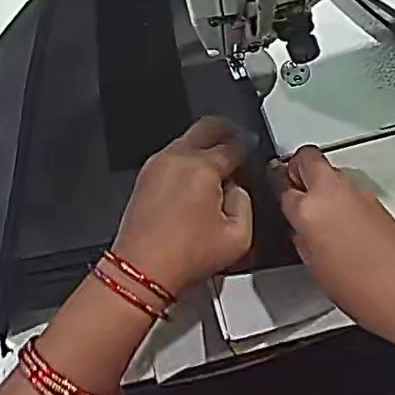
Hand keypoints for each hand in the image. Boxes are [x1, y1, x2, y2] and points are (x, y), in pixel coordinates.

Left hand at [110, 117, 254, 294]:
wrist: (142, 268)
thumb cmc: (182, 255)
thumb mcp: (238, 237)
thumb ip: (245, 202)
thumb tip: (237, 189)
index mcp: (203, 167)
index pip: (234, 145)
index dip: (249, 145)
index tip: (252, 148)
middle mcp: (177, 158)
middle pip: (207, 126)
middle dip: (227, 128)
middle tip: (238, 136)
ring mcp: (158, 163)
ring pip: (187, 137)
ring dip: (205, 142)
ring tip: (219, 161)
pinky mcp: (146, 175)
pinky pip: (172, 153)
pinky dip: (188, 156)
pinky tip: (196, 177)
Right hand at [278, 145, 394, 348]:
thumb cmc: (363, 288)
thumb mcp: (313, 265)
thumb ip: (300, 236)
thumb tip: (299, 227)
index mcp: (309, 207)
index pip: (283, 185)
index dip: (280, 193)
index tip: (280, 198)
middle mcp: (333, 190)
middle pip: (307, 158)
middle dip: (297, 169)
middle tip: (295, 190)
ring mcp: (357, 192)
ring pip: (330, 171)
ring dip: (322, 184)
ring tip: (321, 215)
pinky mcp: (375, 200)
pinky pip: (349, 189)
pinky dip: (342, 199)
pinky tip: (343, 226)